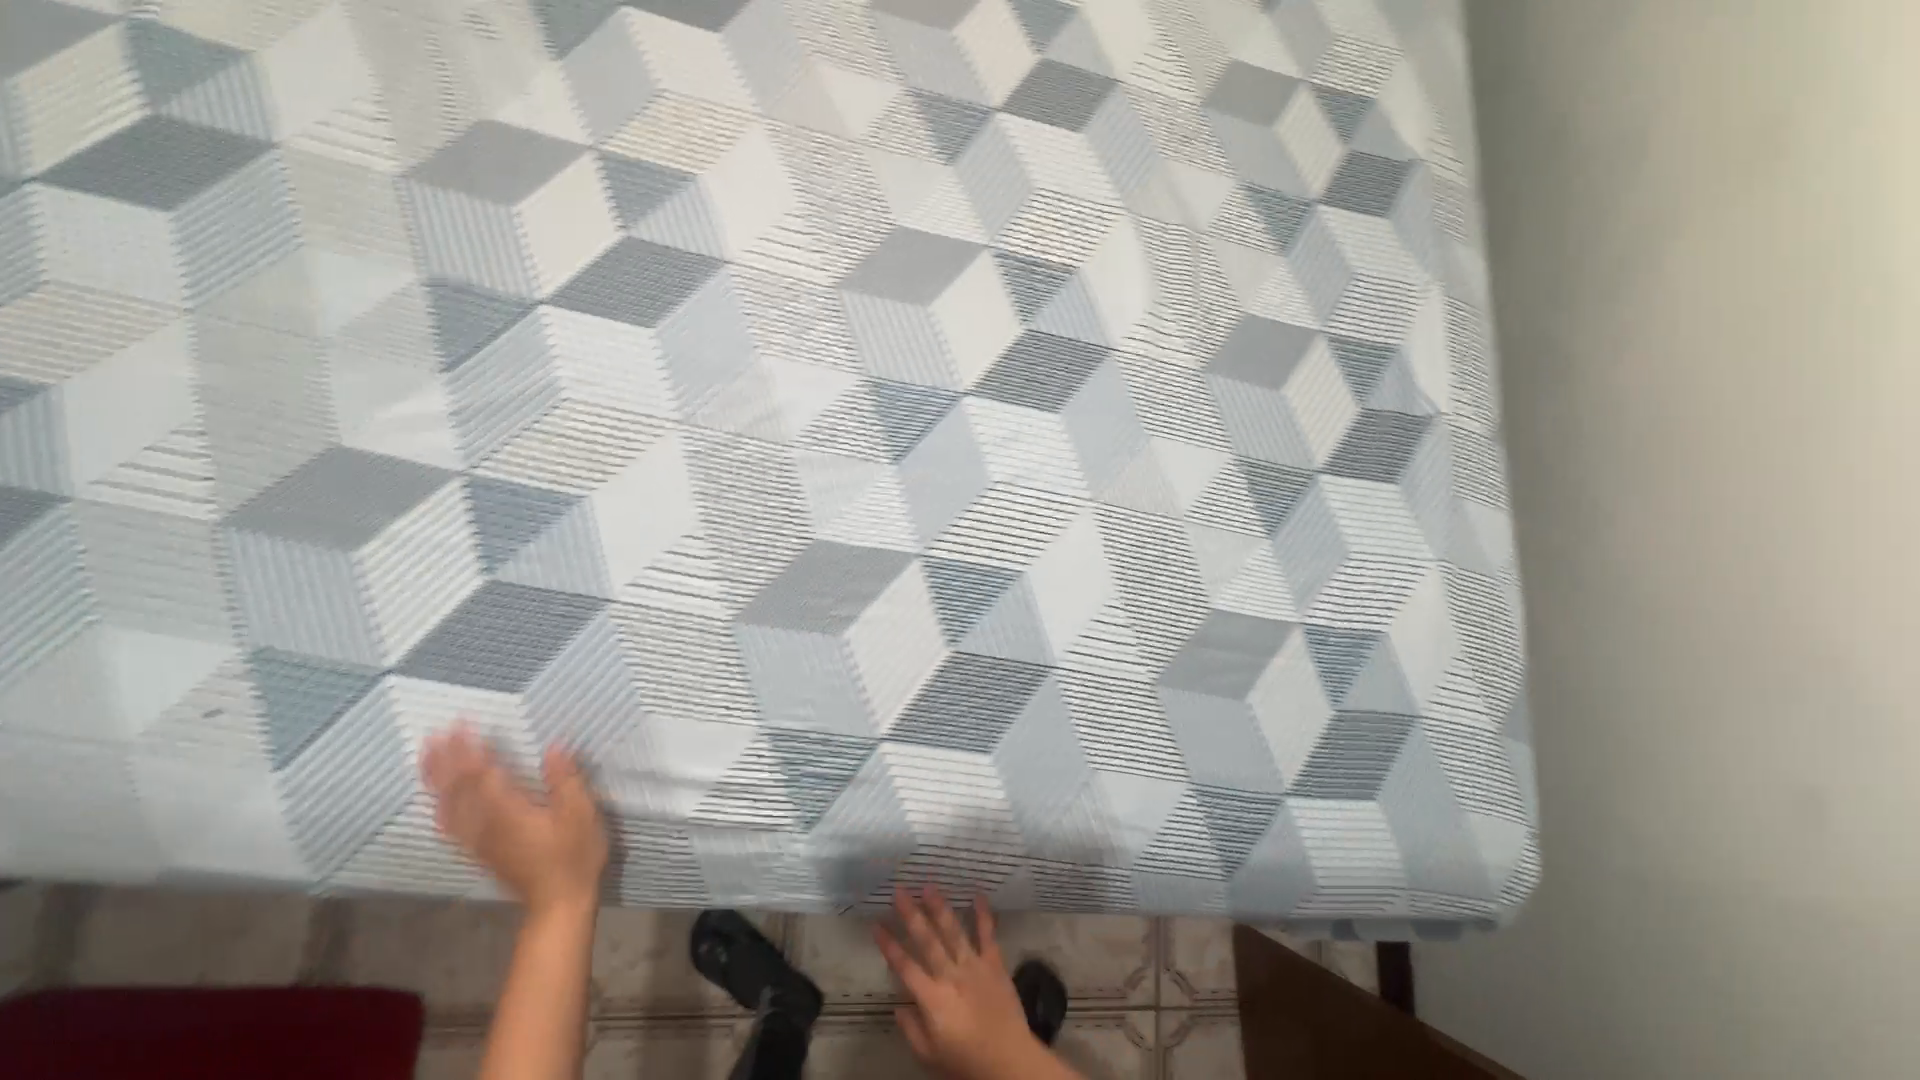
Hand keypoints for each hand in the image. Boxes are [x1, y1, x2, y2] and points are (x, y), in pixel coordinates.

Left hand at [421, 722, 608, 915]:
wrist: (557, 904)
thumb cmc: (573, 857)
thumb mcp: (580, 814)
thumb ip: (565, 779)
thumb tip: (554, 747)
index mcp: (507, 810)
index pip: (480, 773)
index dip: (468, 748)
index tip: (463, 723)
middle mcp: (484, 823)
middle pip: (455, 788)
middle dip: (445, 758)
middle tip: (437, 732)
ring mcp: (477, 840)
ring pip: (446, 805)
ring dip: (436, 779)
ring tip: (430, 757)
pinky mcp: (478, 852)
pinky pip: (449, 825)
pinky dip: (439, 806)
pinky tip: (438, 801)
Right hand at [875, 886, 1074, 1079]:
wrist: (1009, 1061)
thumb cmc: (966, 1061)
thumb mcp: (929, 1055)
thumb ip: (911, 1030)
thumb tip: (898, 1007)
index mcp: (932, 998)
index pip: (904, 967)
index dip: (888, 946)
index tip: (876, 924)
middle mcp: (951, 976)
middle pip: (927, 941)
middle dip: (912, 914)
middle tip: (900, 890)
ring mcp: (974, 967)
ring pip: (954, 932)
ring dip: (940, 908)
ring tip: (929, 886)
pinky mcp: (995, 965)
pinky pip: (988, 936)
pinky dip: (983, 914)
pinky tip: (978, 894)